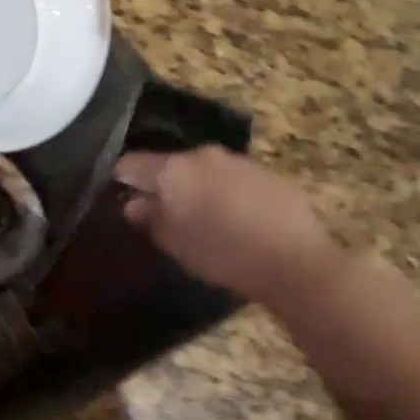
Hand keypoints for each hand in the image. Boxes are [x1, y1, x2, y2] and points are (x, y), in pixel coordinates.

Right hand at [115, 147, 345, 310]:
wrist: (296, 262)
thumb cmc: (221, 253)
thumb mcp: (173, 243)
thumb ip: (149, 218)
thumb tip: (135, 203)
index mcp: (172, 169)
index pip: (130, 164)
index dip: (123, 181)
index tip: (125, 200)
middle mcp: (203, 156)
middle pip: (170, 164)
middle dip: (164, 185)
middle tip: (166, 213)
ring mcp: (240, 163)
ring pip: (205, 170)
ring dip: (198, 188)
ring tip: (204, 217)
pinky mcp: (271, 176)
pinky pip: (236, 180)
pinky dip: (229, 194)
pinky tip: (238, 221)